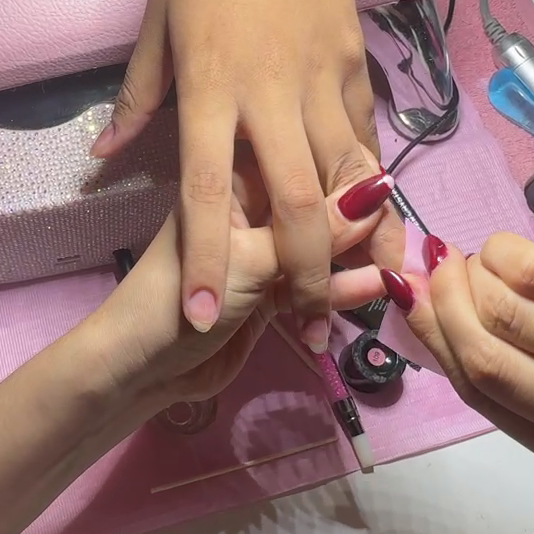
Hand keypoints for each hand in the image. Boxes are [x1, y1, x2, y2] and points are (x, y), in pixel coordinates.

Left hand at [81, 171, 394, 415]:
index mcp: (234, 181)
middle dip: (359, 225)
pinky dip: (340, 289)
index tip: (388, 201)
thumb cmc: (174, 298)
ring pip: (321, 248)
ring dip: (354, 260)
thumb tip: (377, 196)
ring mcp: (263, 253)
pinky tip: (376, 288)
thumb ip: (309, 232)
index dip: (347, 182)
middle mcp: (253, 209)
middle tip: (396, 246)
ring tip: (395, 269)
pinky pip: (313, 284)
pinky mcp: (271, 293)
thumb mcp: (246, 260)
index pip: (302, 167)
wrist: (137, 366)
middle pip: (319, 208)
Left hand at [90, 0, 403, 354]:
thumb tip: (104, 157)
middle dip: (306, 272)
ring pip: (348, 176)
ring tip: (359, 290)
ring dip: (356, 239)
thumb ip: (137, 100)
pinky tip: (373, 221)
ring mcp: (322, 78)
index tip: (203, 319)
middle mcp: (271, 93)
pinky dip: (369, 185)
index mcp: (210, 87)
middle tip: (309, 327)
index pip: (207, 190)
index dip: (208, 261)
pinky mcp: (355, 65)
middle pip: (297, 200)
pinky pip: (364, 137)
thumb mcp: (157, 21)